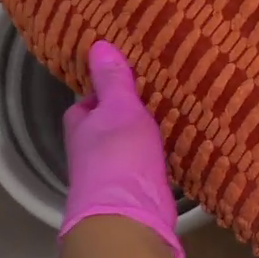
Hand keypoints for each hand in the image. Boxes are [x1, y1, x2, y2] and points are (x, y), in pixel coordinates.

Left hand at [60, 40, 183, 257]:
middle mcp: (90, 149)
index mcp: (80, 125)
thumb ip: (114, 81)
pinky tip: (178, 153)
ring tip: (174, 122)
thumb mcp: (120, 110)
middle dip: (128, 116)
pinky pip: (148, 166)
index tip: (131, 80)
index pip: (89, 101)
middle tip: (159, 100)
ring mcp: (113, 173)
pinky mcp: (137, 191)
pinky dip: (158, 159)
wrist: (127, 214)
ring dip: (145, 139)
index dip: (106, 90)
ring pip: (129, 147)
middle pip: (108, 126)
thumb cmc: (119, 156)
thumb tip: (98, 44)